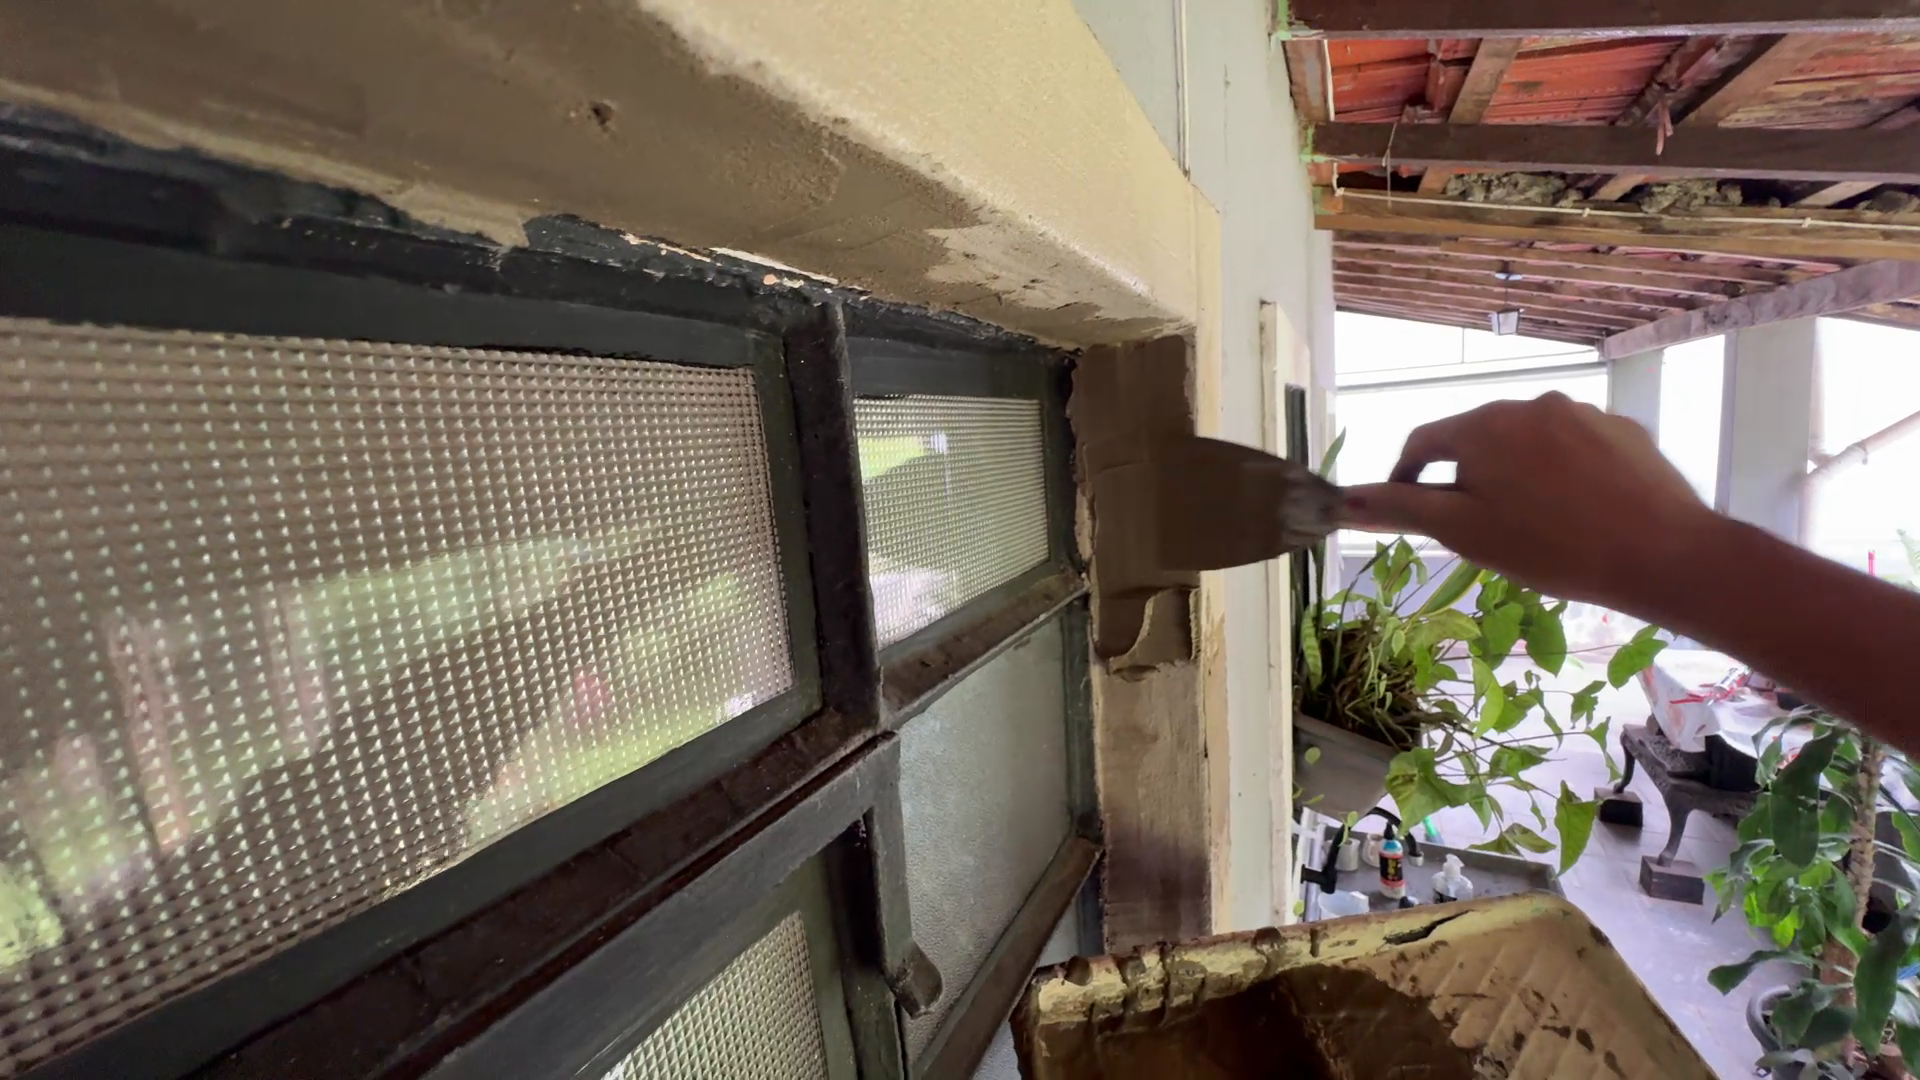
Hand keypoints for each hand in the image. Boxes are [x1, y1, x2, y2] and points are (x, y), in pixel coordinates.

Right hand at [1340, 392, 1720, 606]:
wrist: (1665, 555)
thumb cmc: (1545, 544)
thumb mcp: (1458, 529)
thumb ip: (1399, 506)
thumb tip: (1342, 498)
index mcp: (1482, 426)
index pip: (1421, 443)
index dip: (1405, 477)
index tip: (1410, 510)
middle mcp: (1529, 405)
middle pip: (1474, 439)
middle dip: (1463, 476)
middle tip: (1474, 523)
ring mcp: (1582, 413)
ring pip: (1522, 441)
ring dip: (1510, 471)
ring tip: (1527, 518)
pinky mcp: (1623, 429)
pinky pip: (1569, 445)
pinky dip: (1556, 470)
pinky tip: (1571, 507)